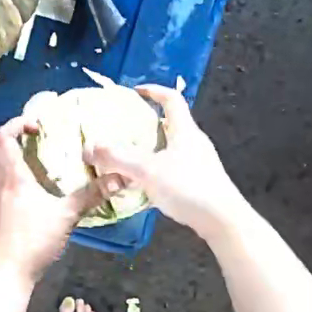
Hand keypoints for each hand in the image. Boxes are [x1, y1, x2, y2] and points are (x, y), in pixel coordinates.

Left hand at [0, 116, 93, 282]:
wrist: (10, 271)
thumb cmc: (35, 240)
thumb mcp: (67, 215)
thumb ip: (91, 195)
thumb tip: (119, 177)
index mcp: (15, 178)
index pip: (4, 138)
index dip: (16, 123)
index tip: (37, 124)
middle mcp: (2, 184)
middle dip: (8, 136)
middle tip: (30, 136)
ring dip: (9, 156)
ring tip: (33, 156)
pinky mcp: (1, 214)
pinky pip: (2, 184)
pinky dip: (13, 176)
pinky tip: (32, 186)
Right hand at [84, 84, 246, 238]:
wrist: (222, 220)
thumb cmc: (188, 187)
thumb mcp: (148, 170)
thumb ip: (118, 158)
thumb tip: (90, 147)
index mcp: (185, 131)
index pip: (171, 100)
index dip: (154, 91)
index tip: (135, 92)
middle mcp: (193, 143)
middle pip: (169, 125)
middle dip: (146, 125)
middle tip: (123, 129)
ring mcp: (197, 164)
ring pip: (169, 149)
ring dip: (148, 151)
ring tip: (126, 159)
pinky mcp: (197, 183)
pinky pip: (170, 169)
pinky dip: (153, 171)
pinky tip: (141, 186)